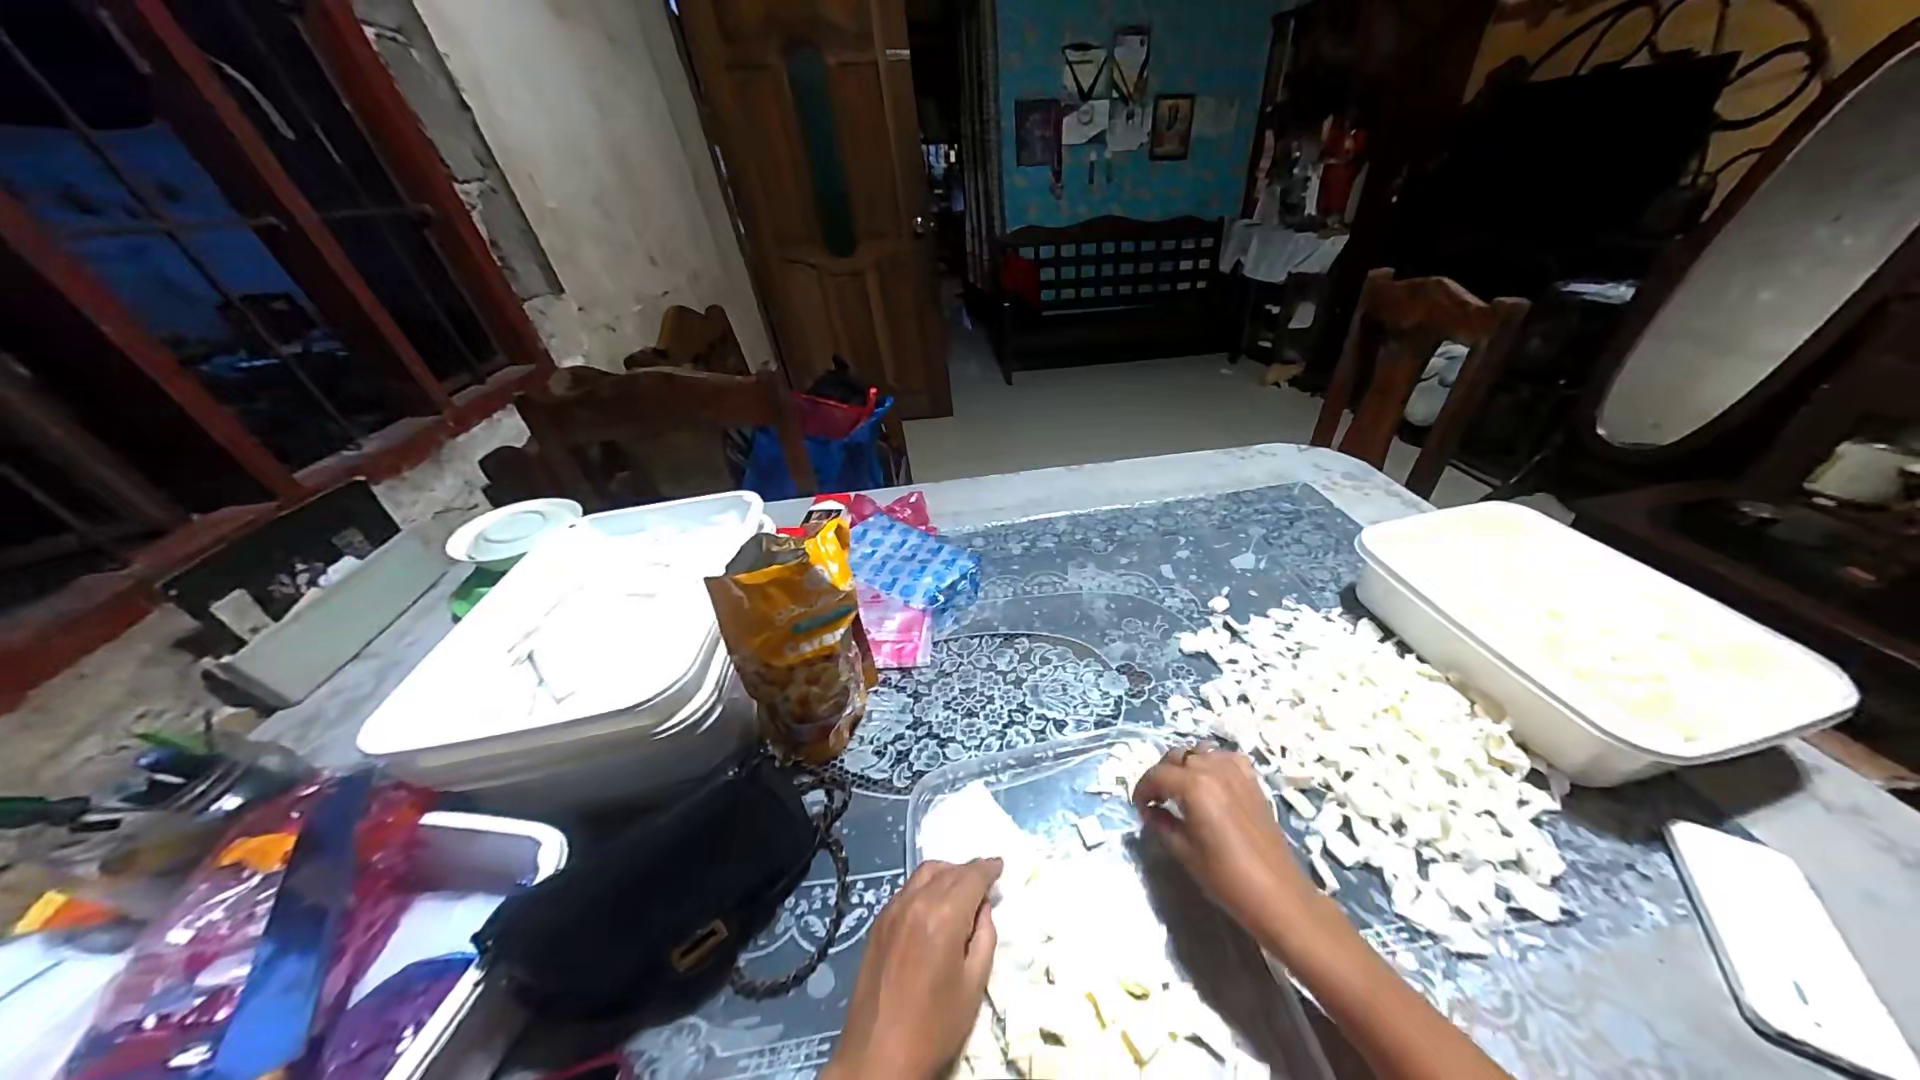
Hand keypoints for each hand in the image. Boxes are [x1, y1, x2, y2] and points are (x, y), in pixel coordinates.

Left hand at [823, 858, 1001, 1079]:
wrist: (878, 1055)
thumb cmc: (935, 1025)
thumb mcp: (974, 983)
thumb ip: (984, 936)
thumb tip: (982, 907)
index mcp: (943, 915)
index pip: (971, 876)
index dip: (988, 868)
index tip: (1000, 865)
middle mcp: (915, 901)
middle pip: (948, 870)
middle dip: (969, 871)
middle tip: (986, 881)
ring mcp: (892, 910)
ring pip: (924, 874)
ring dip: (947, 873)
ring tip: (961, 889)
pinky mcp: (878, 923)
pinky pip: (907, 889)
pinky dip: (926, 886)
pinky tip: (934, 904)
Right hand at [1131, 745, 1311, 928]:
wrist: (1277, 895)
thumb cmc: (1226, 877)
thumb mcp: (1184, 851)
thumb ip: (1162, 823)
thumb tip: (1151, 811)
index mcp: (1194, 786)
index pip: (1157, 775)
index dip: (1142, 790)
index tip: (1140, 807)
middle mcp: (1214, 770)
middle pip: (1177, 757)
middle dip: (1161, 775)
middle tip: (1157, 800)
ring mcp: (1237, 772)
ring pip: (1200, 753)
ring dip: (1185, 766)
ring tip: (1181, 790)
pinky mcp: (1252, 781)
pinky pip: (1225, 759)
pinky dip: (1212, 764)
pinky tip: (1210, 784)